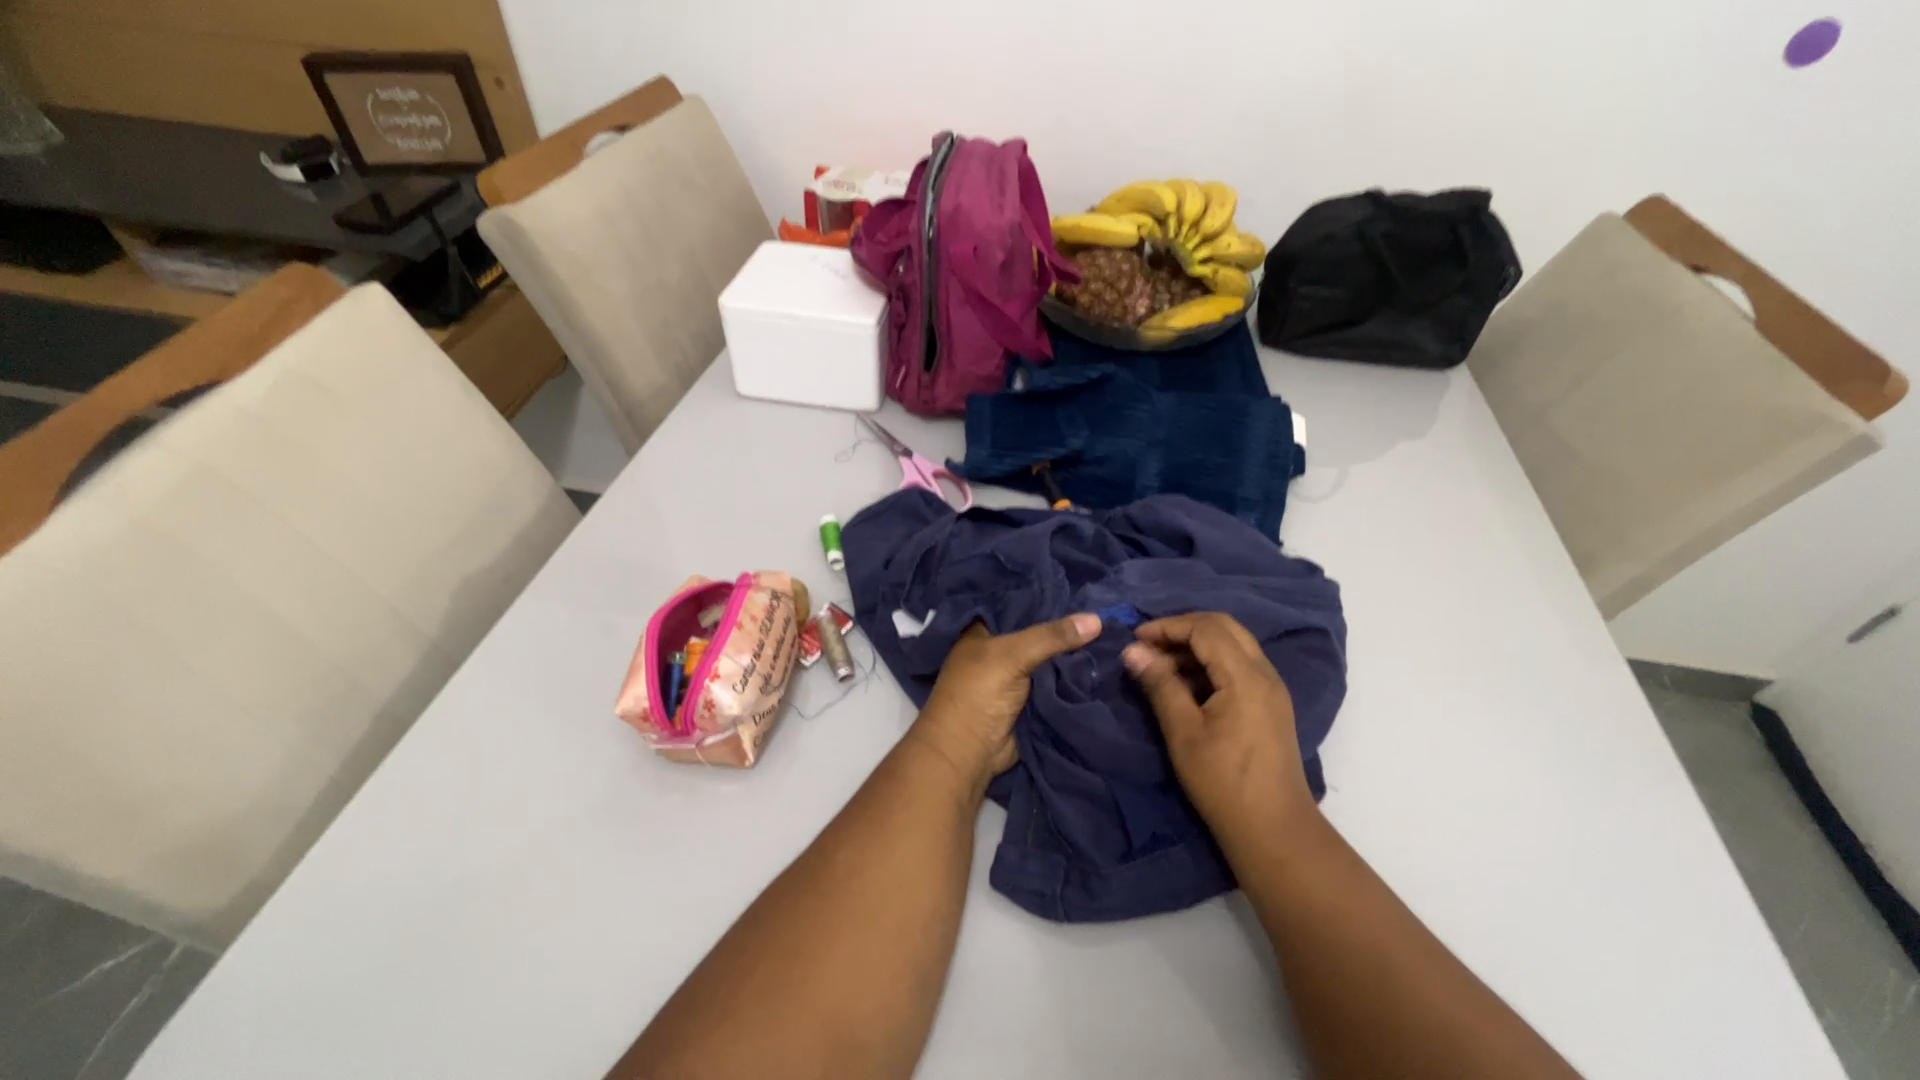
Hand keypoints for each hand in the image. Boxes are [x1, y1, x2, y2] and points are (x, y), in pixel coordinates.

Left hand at [911, 613, 1101, 796]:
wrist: (969, 752)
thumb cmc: (978, 693)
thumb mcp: (1011, 655)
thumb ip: (1051, 636)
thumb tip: (1097, 619)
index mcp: (986, 630)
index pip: (1023, 606)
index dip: (1052, 601)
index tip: (1088, 593)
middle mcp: (1003, 650)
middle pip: (1042, 635)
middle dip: (1070, 630)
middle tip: (1109, 616)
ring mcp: (1019, 677)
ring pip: (1054, 661)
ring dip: (1077, 656)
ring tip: (1115, 636)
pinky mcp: (1033, 701)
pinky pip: (1060, 684)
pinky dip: (1077, 679)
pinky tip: (1105, 664)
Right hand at [1122, 613, 1318, 847]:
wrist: (1272, 827)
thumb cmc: (1222, 781)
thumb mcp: (1183, 732)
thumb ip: (1160, 685)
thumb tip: (1133, 651)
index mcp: (1245, 677)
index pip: (1205, 628)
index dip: (1168, 626)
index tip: (1135, 639)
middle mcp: (1265, 673)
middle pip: (1224, 627)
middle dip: (1184, 628)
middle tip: (1149, 645)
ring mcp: (1273, 688)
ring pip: (1234, 644)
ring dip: (1197, 645)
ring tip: (1161, 666)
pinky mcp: (1272, 704)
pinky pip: (1241, 664)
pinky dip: (1212, 662)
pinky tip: (1187, 685)